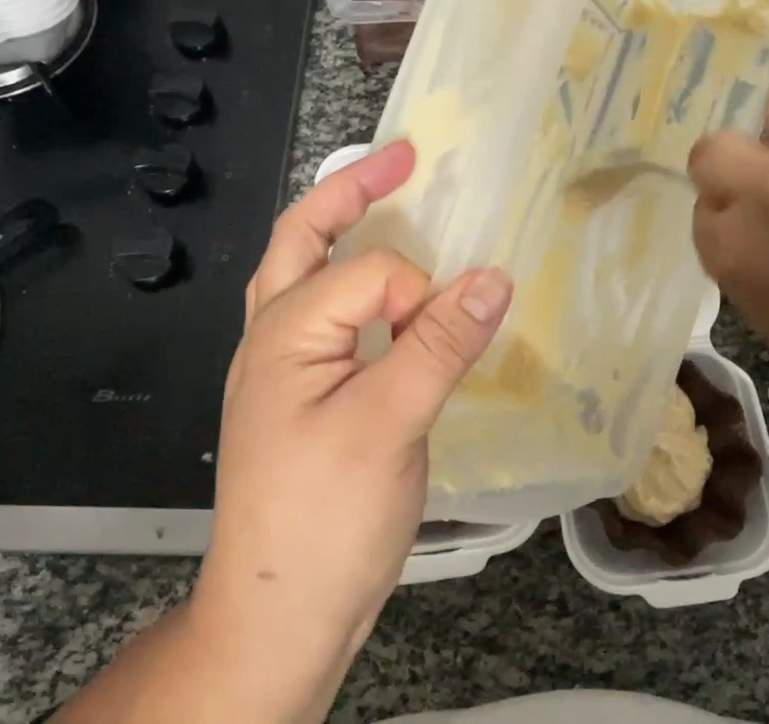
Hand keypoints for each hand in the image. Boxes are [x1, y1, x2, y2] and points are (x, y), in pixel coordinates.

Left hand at [196, 141, 511, 701]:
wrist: (281, 612)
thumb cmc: (325, 518)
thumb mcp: (387, 426)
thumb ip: (439, 345)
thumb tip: (494, 276)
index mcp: (284, 330)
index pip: (369, 272)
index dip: (420, 292)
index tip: (456, 331)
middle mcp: (274, 336)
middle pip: (304, 237)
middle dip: (354, 191)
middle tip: (406, 157)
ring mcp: (284, 367)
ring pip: (310, 274)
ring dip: (345, 232)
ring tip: (390, 204)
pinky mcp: (306, 397)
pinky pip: (330, 319)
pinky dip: (359, 289)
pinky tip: (390, 304)